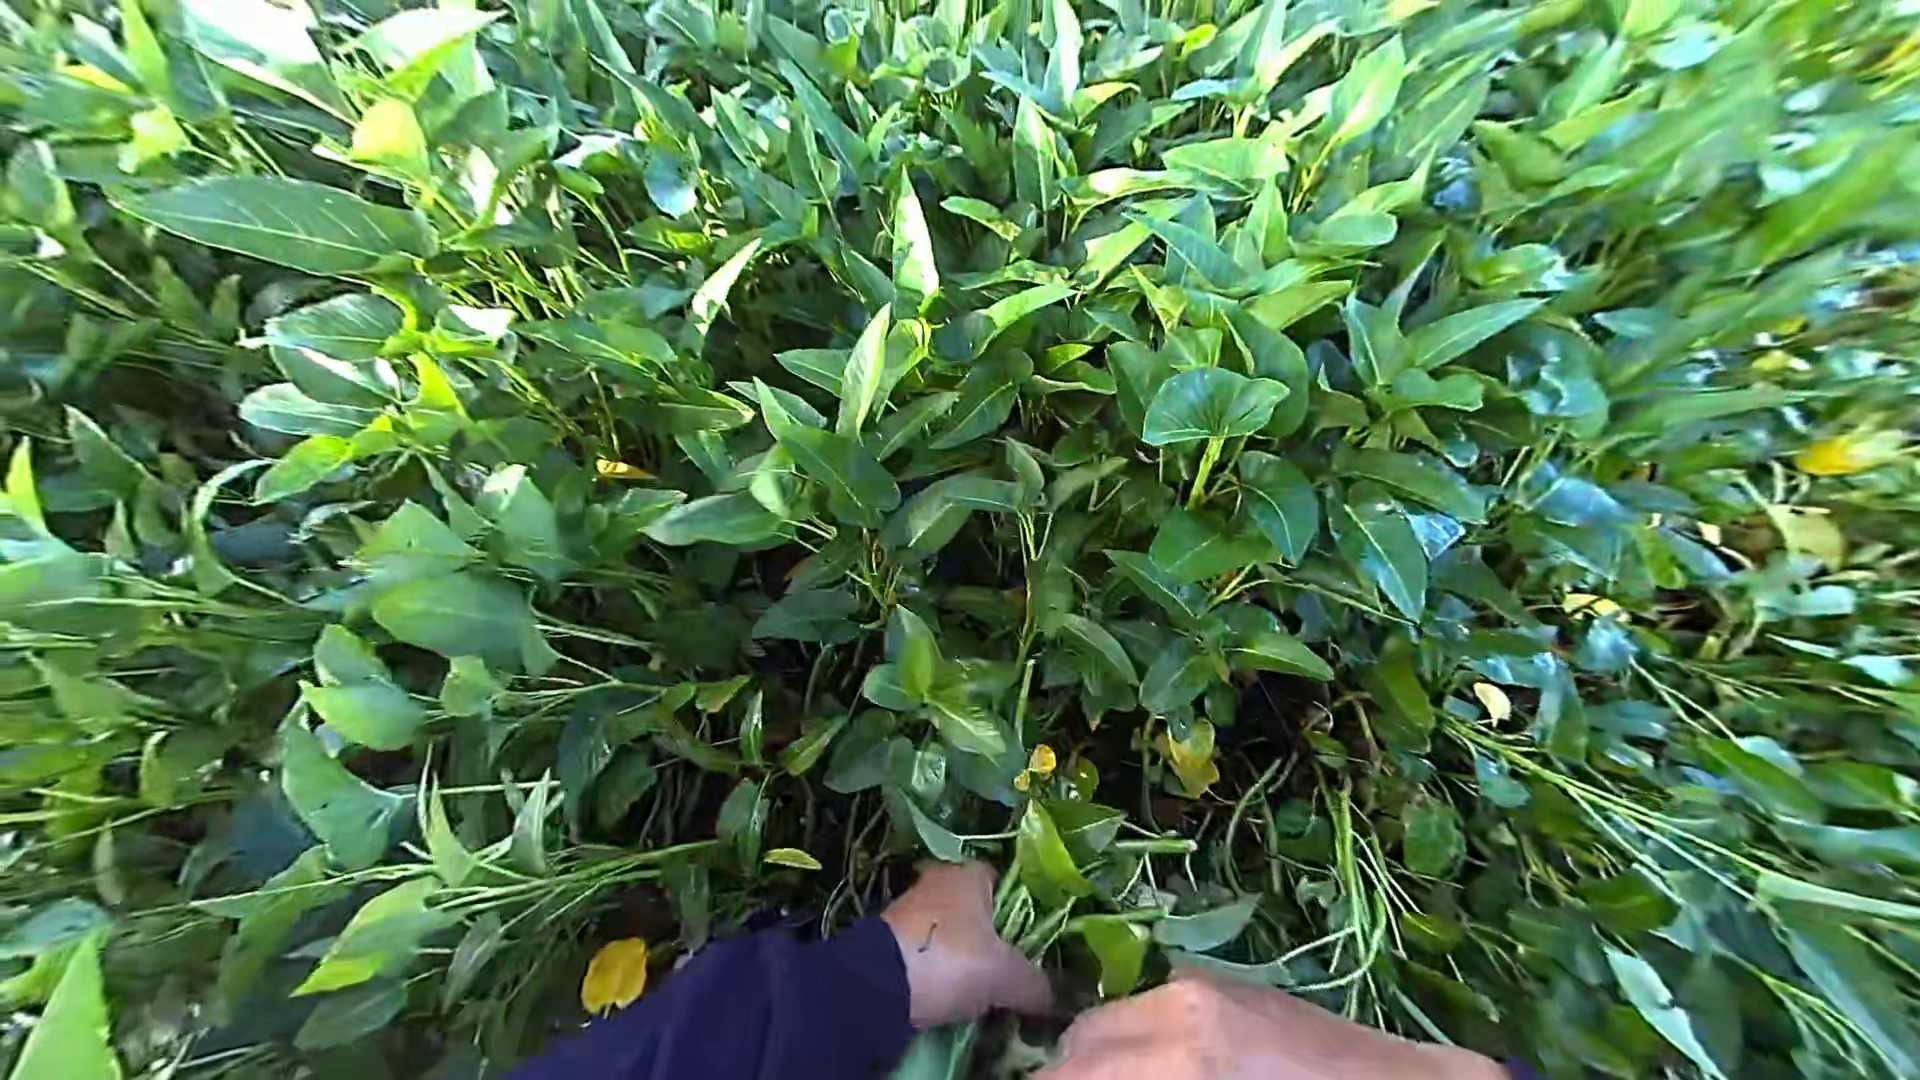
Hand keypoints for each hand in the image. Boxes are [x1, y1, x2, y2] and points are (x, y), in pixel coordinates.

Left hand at [880, 861, 1052, 1027]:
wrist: (880, 980)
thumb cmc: (950, 957)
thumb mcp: (1004, 973)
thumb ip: (1036, 982)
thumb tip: (1059, 996)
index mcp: (971, 871)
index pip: (1007, 880)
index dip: (1024, 909)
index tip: (1035, 942)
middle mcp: (943, 876)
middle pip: (981, 906)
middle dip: (994, 934)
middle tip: (1013, 967)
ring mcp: (916, 901)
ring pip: (955, 926)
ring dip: (967, 950)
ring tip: (985, 983)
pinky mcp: (896, 930)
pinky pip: (933, 944)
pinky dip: (944, 961)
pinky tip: (953, 985)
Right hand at [1037, 968, 1505, 1079]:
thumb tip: (1096, 1077)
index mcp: (1188, 1056)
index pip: (1081, 1069)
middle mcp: (1179, 1007)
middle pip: (1082, 1041)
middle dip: (1059, 1075)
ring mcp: (1196, 988)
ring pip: (1106, 1020)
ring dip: (1086, 1060)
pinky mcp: (1213, 985)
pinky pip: (1140, 1009)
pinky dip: (1122, 1044)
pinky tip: (1135, 1069)